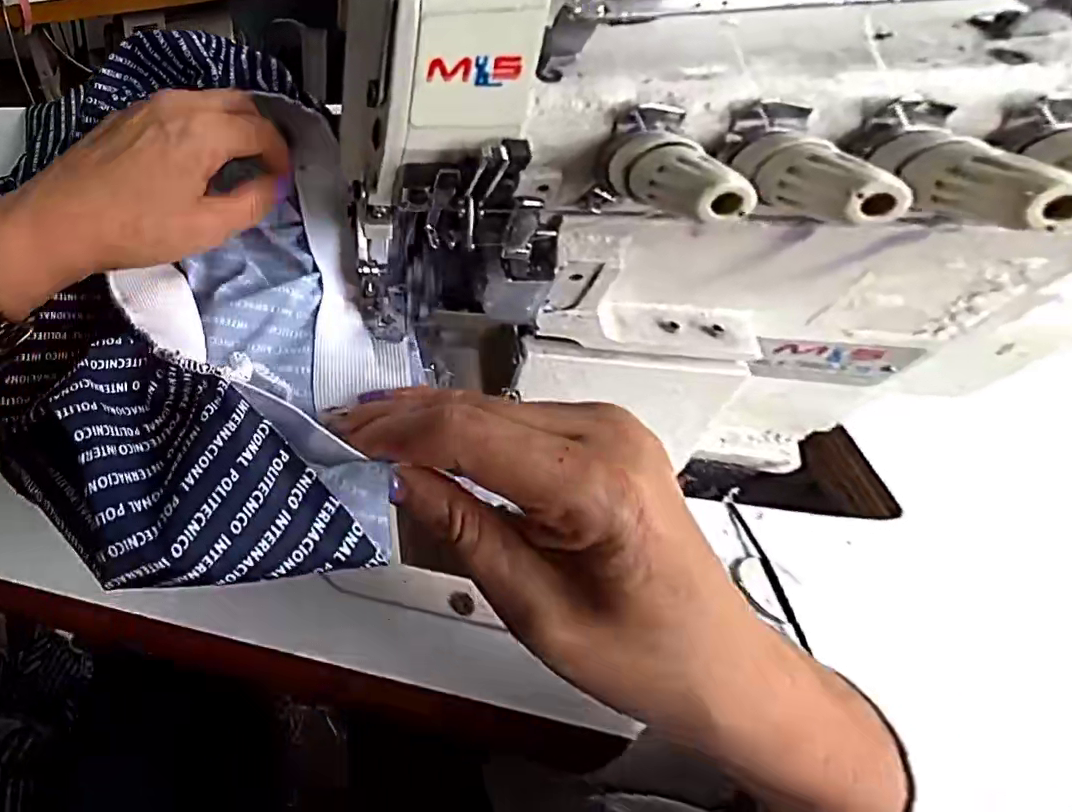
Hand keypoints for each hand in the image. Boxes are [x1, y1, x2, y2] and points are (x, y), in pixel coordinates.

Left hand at [0, 88, 289, 318]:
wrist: (58, 221)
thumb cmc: (132, 229)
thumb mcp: (203, 228)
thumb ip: (251, 203)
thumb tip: (273, 185)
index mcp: (204, 129)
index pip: (262, 130)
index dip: (281, 154)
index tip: (282, 178)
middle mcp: (180, 104)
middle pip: (240, 103)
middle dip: (260, 131)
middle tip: (263, 165)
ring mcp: (149, 104)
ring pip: (208, 101)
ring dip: (230, 125)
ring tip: (230, 161)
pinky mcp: (127, 114)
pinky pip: (179, 108)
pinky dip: (199, 124)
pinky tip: (189, 156)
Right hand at [331, 389, 907, 811]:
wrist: (728, 665)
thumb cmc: (646, 658)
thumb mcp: (539, 612)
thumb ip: (465, 532)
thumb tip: (401, 475)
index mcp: (598, 485)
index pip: (471, 433)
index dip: (398, 432)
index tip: (346, 439)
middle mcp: (605, 434)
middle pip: (476, 409)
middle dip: (402, 418)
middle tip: (343, 427)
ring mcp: (606, 425)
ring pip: (488, 406)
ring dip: (425, 417)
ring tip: (367, 424)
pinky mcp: (599, 430)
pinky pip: (511, 417)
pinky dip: (459, 425)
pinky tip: (421, 426)